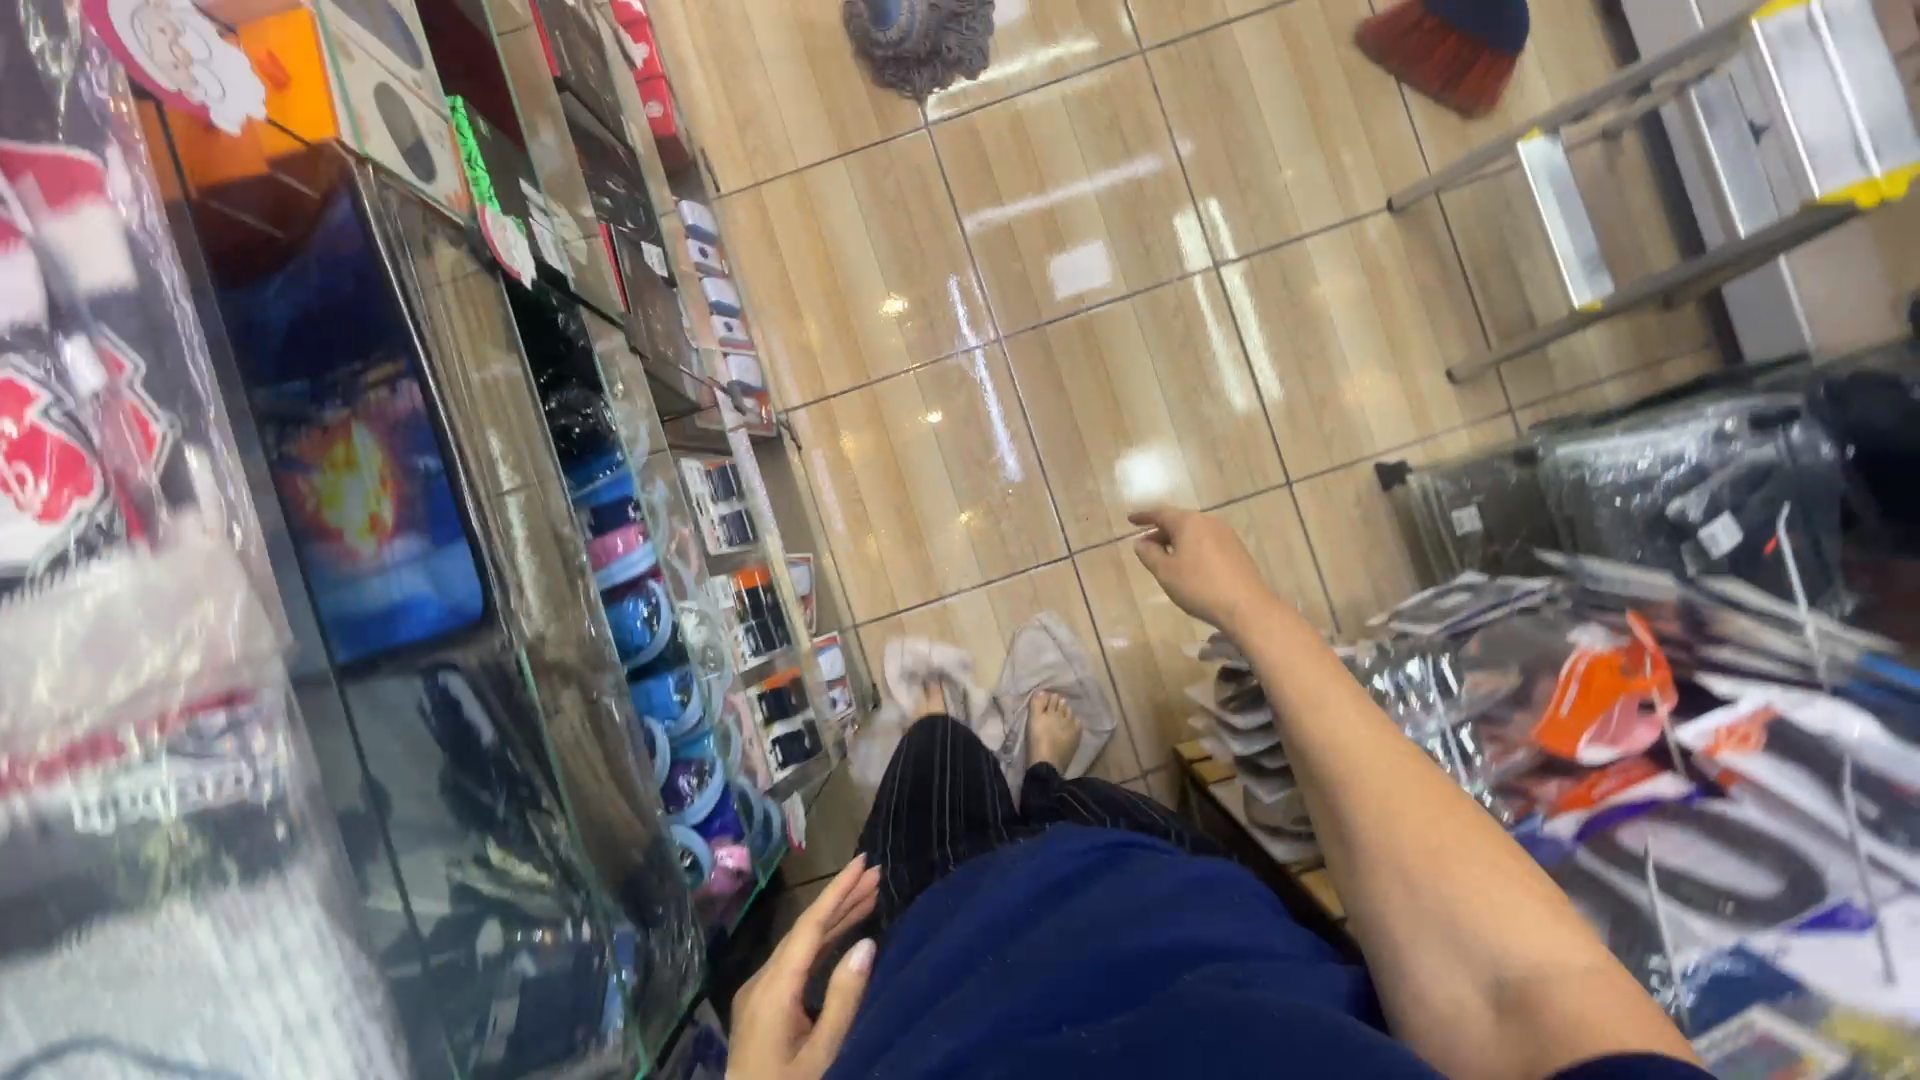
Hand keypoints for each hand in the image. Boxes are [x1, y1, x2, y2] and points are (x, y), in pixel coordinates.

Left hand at [728, 855, 881, 1079]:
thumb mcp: (823, 1053)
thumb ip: (844, 998)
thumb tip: (866, 943)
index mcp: (774, 988)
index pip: (810, 926)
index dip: (838, 891)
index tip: (863, 862)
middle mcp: (761, 981)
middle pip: (805, 929)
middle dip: (842, 899)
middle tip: (876, 874)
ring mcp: (758, 993)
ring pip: (800, 944)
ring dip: (834, 919)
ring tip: (869, 896)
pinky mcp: (762, 1006)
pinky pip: (794, 962)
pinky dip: (822, 943)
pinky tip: (844, 935)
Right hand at [1130, 506, 1274, 631]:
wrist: (1246, 606)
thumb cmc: (1199, 586)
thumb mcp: (1165, 572)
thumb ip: (1149, 554)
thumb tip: (1140, 542)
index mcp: (1189, 522)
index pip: (1160, 513)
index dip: (1143, 517)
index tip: (1130, 520)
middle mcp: (1209, 521)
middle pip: (1179, 521)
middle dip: (1160, 532)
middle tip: (1146, 546)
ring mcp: (1226, 534)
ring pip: (1194, 531)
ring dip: (1177, 541)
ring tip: (1166, 557)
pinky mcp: (1236, 549)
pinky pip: (1207, 541)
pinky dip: (1193, 547)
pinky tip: (1189, 565)